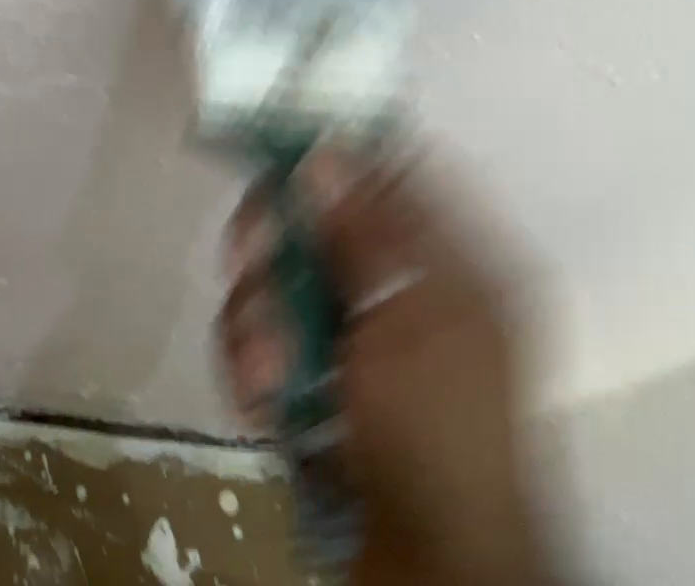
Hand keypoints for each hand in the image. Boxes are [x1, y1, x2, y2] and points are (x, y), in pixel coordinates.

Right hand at [217, 150, 553, 585]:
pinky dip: (248, 362)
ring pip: (269, 278)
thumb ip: (367, 235)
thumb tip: (325, 151)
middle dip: (268, 249)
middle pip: (308, 219)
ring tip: (266, 373)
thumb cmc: (438, 435)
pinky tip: (262, 397)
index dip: (331, 151)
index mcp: (450, 263)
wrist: (426, 556)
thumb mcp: (414, 325)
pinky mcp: (306, 364)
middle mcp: (395, 283)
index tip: (270, 150)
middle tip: (244, 265)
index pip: (390, 170)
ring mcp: (347, 326)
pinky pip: (254, 332)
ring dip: (253, 324)